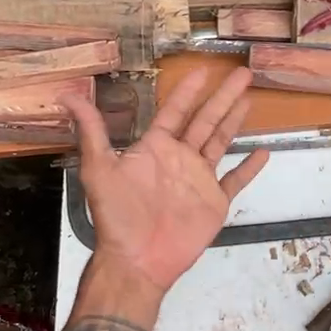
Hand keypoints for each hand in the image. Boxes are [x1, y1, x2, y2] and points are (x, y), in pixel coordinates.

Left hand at [62, 67, 269, 296]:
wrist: (136, 260)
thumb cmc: (117, 215)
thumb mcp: (98, 168)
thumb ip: (91, 130)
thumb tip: (67, 96)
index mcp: (155, 148)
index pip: (175, 111)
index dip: (188, 91)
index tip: (201, 70)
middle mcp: (179, 158)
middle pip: (205, 120)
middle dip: (223, 96)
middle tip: (242, 73)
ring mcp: (199, 180)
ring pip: (221, 142)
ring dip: (235, 121)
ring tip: (250, 99)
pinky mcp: (214, 202)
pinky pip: (236, 181)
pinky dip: (249, 168)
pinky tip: (263, 153)